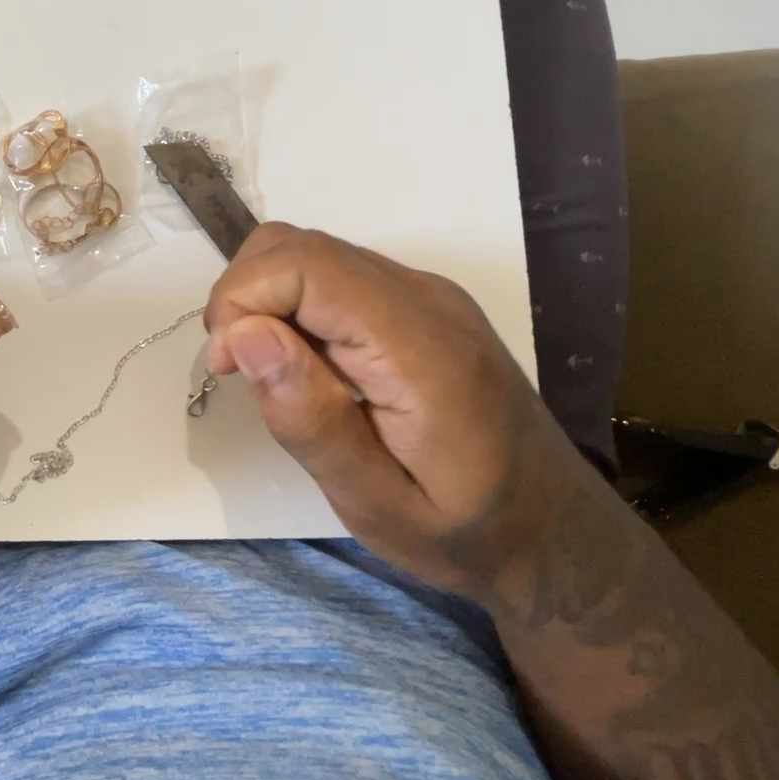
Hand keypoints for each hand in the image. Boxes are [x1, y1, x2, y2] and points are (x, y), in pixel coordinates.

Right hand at [204, 222, 588, 599]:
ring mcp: (426, 295)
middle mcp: (425, 299)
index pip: (306, 265)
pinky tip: (302, 365)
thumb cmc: (462, 533)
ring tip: (268, 372)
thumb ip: (311, 420)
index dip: (242, 297)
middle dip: (243, 296)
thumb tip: (245, 335)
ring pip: (312, 254)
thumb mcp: (376, 504)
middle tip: (238, 369)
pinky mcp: (419, 305)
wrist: (554, 531)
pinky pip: (334, 277)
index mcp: (420, 348)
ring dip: (263, 300)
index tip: (224, 364)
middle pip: (300, 246)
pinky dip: (292, 306)